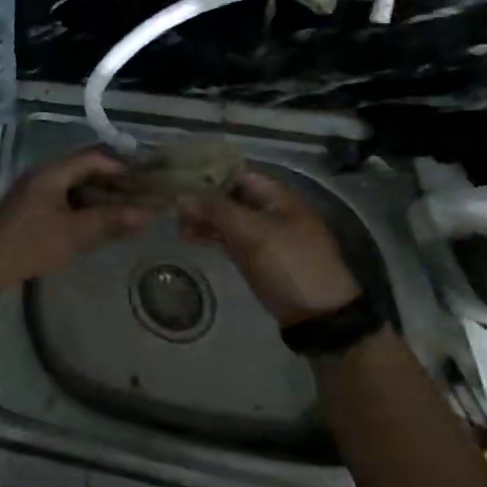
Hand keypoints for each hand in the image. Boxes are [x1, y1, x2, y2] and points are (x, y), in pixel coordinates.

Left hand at [0, 149, 152, 297]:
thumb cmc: (30, 244)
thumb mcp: (75, 233)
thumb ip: (111, 220)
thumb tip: (148, 212)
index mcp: (51, 172)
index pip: (93, 157)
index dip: (122, 166)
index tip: (149, 181)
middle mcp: (42, 173)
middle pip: (84, 168)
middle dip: (114, 181)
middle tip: (143, 196)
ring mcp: (34, 189)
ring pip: (74, 184)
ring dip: (100, 194)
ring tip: (128, 210)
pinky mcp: (31, 206)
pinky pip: (64, 196)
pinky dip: (84, 204)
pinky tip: (100, 221)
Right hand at [179, 169, 361, 326]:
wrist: (317, 315)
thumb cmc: (291, 264)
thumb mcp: (255, 232)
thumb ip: (216, 209)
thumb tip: (180, 194)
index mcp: (275, 196)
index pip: (235, 172)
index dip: (207, 171)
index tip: (177, 173)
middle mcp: (265, 208)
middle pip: (226, 193)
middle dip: (199, 195)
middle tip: (169, 199)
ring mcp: (257, 231)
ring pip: (222, 214)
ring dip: (199, 215)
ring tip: (173, 220)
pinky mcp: (250, 251)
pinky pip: (223, 234)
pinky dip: (206, 232)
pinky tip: (184, 234)